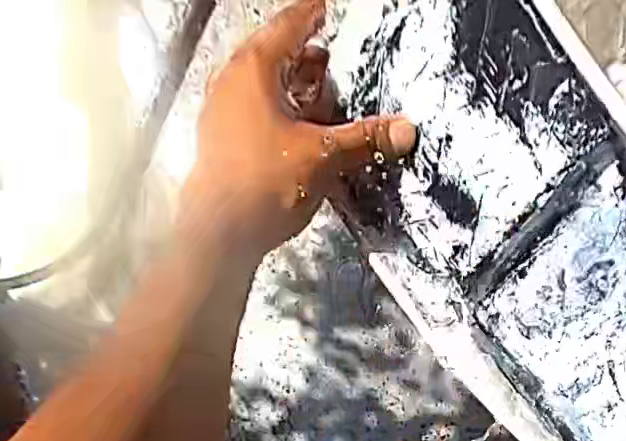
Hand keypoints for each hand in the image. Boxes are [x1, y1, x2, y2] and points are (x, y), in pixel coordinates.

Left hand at [179, 0, 415, 260]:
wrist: (220, 232)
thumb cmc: (266, 182)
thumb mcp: (323, 157)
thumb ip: (363, 140)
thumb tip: (405, 129)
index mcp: (254, 68)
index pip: (289, 25)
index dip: (312, 14)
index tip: (326, 7)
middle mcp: (231, 83)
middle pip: (275, 59)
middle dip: (306, 62)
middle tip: (331, 66)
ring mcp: (221, 116)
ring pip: (264, 93)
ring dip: (293, 96)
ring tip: (319, 107)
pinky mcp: (221, 147)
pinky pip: (255, 120)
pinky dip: (279, 122)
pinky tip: (297, 142)